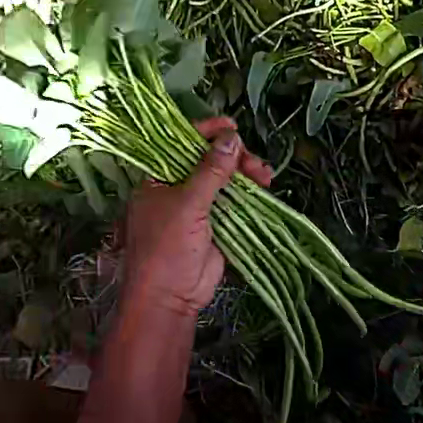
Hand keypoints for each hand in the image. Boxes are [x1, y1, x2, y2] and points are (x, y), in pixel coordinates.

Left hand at [120, 117, 272, 318]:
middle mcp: (177, 188)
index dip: (206, 132)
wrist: (170, 297)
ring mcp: (198, 207)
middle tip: (253, 163)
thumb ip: (210, 170)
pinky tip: (264, 188)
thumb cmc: (165, 247)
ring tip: (264, 176)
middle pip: (209, 161)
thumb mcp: (186, 204)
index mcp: (158, 178)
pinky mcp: (217, 224)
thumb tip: (232, 138)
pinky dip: (250, 194)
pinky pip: (236, 202)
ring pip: (226, 181)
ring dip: (246, 175)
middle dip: (234, 157)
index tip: (231, 126)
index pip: (181, 144)